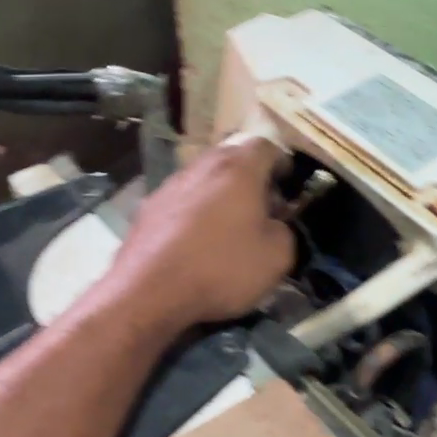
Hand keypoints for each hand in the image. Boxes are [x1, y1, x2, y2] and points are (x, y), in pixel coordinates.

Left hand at [103, 137, 295, 330]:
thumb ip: (285, 232)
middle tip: (262, 207)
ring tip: (228, 226)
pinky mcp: (148, 206)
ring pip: (204, 178)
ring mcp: (170, 184)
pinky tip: (196, 241)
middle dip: (250, 178)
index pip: (265, 146)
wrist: (149, 291)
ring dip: (220, 193)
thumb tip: (275, 225)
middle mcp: (202, 165)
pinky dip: (194, 211)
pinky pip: (182, 200)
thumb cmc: (220, 267)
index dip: (281, 163)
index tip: (287, 186)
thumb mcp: (276, 257)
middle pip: (232, 158)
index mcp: (238, 168)